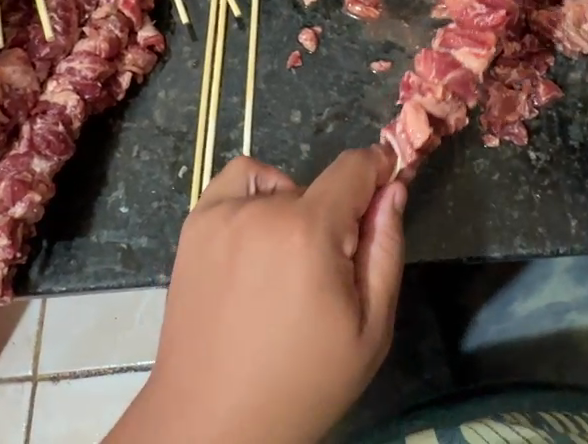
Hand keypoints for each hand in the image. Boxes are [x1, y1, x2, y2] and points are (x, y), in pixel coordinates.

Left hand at [110, 148, 406, 443]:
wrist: (214, 419)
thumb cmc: (303, 382)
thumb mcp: (370, 330)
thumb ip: (386, 250)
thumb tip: (393, 190)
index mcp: (309, 233)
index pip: (353, 168)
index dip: (377, 169)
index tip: (387, 185)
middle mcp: (262, 210)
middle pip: (319, 186)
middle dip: (336, 216)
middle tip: (328, 272)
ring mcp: (222, 214)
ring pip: (281, 187)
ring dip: (295, 209)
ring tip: (287, 264)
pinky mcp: (195, 225)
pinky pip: (238, 182)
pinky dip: (256, 197)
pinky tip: (258, 243)